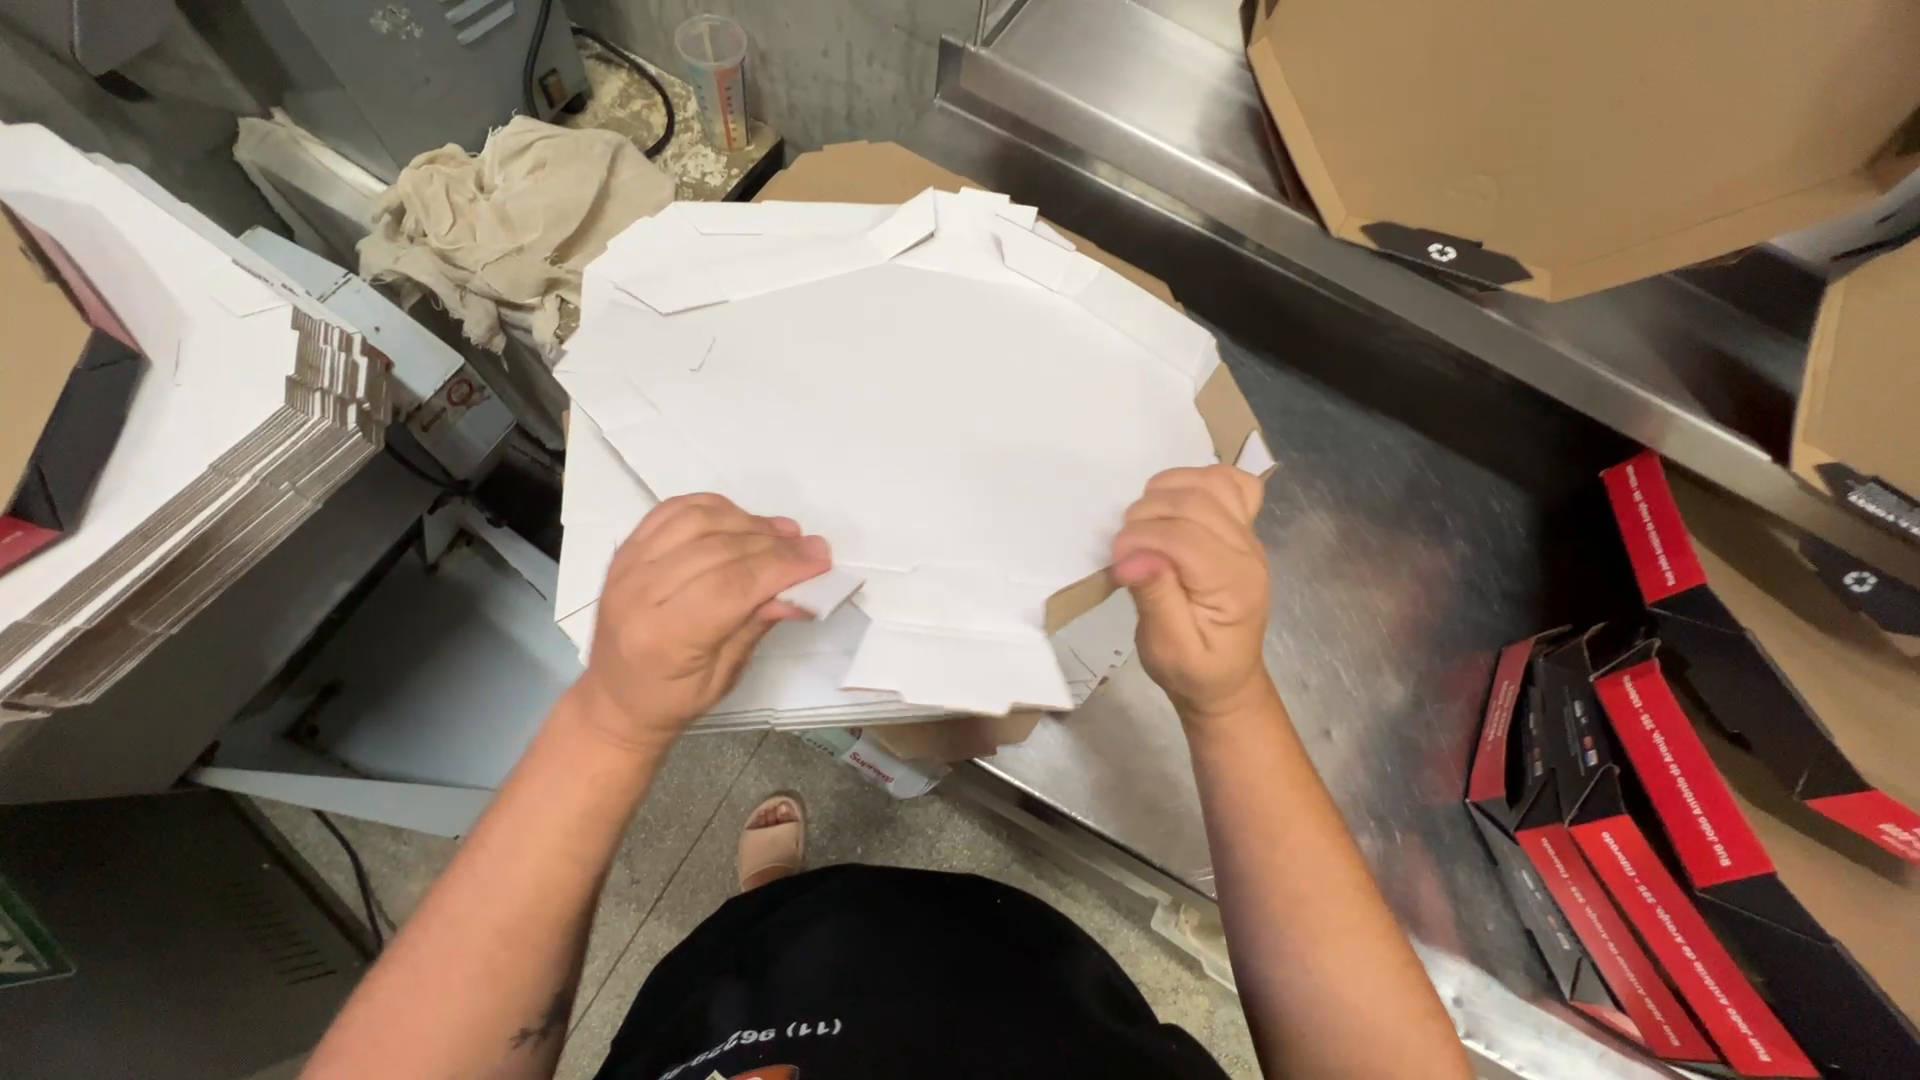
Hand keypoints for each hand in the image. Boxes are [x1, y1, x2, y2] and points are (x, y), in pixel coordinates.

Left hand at [575, 494, 830, 749]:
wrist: (614, 697)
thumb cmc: (672, 698)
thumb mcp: (725, 676)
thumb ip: (757, 625)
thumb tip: (801, 591)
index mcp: (664, 638)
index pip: (732, 586)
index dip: (781, 567)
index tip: (821, 559)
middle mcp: (639, 594)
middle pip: (719, 549)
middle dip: (774, 545)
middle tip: (812, 547)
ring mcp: (627, 566)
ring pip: (698, 521)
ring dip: (748, 521)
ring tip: (782, 534)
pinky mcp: (626, 550)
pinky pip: (673, 510)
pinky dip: (714, 508)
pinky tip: (741, 521)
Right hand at [1111, 466, 1273, 727]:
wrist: (1226, 678)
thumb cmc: (1194, 670)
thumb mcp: (1168, 650)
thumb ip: (1155, 601)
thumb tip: (1133, 558)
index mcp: (1234, 585)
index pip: (1185, 536)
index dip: (1141, 538)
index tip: (1115, 560)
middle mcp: (1248, 551)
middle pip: (1197, 501)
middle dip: (1146, 514)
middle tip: (1123, 547)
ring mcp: (1248, 535)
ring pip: (1211, 482)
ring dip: (1167, 491)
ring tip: (1143, 524)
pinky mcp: (1241, 527)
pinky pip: (1229, 482)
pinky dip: (1196, 480)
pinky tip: (1172, 503)